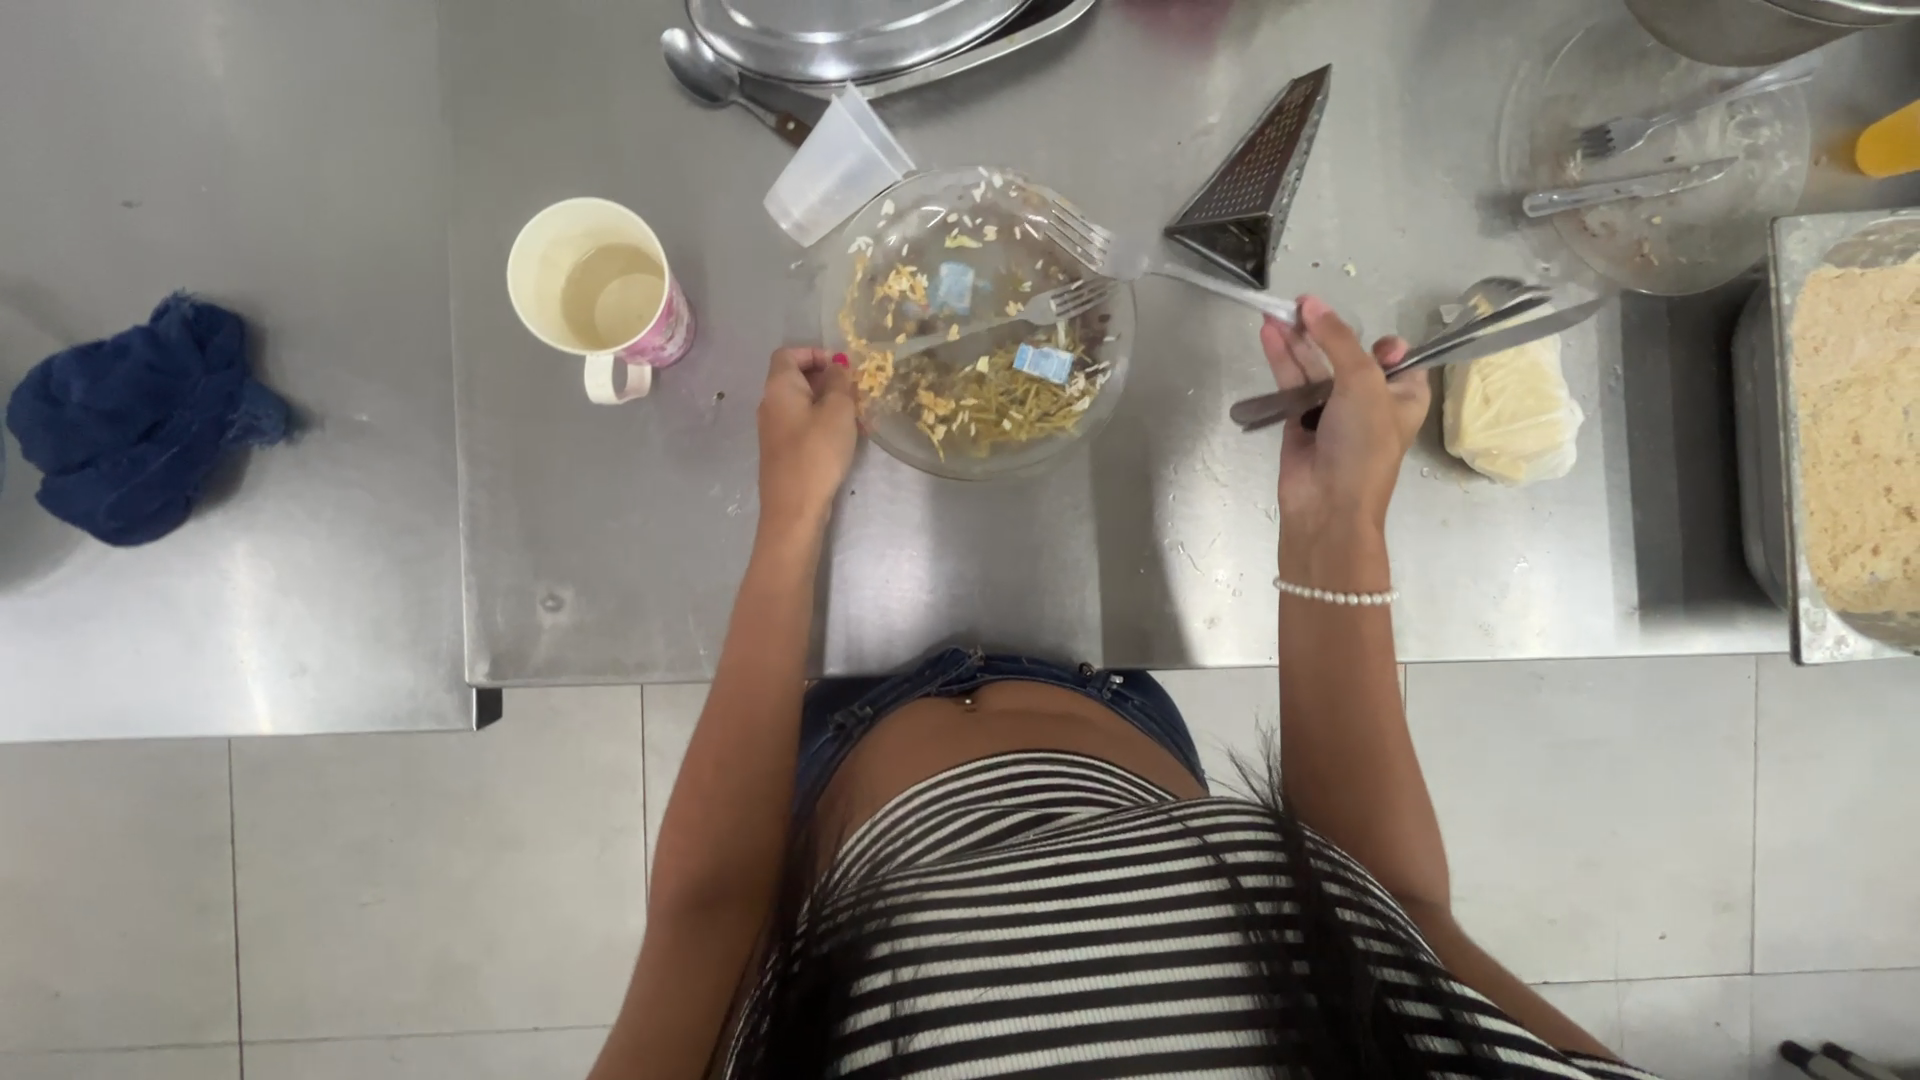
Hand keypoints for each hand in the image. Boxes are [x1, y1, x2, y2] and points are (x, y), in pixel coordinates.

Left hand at [756, 347, 858, 537]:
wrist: (795, 507)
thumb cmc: (817, 452)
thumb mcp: (838, 411)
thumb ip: (839, 382)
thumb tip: (836, 365)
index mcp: (778, 387)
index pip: (789, 354)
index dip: (815, 353)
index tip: (842, 366)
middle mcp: (770, 403)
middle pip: (797, 378)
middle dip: (829, 381)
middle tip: (857, 392)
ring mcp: (774, 429)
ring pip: (804, 404)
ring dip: (831, 405)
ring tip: (859, 418)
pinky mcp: (783, 451)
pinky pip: (804, 425)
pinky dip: (824, 424)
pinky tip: (847, 438)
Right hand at [1261, 296, 1429, 545]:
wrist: (1328, 504)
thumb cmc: (1363, 446)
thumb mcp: (1364, 385)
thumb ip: (1338, 342)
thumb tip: (1312, 304)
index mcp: (1403, 395)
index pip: (1395, 356)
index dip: (1379, 343)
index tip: (1367, 344)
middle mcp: (1369, 400)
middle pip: (1345, 354)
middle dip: (1324, 330)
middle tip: (1300, 304)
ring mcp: (1331, 411)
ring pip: (1314, 366)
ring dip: (1296, 341)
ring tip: (1277, 312)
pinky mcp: (1299, 420)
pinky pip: (1292, 383)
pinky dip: (1281, 359)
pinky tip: (1269, 335)